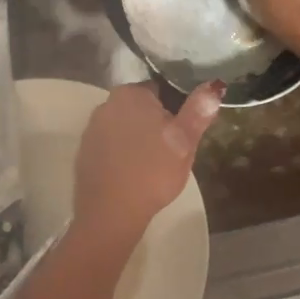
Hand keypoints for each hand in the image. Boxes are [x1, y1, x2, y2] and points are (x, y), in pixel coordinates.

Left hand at [72, 82, 222, 245]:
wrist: (111, 213)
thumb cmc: (153, 172)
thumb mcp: (185, 141)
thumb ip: (198, 110)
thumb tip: (214, 85)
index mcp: (131, 93)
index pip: (161, 90)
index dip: (177, 109)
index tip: (184, 132)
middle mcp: (106, 103)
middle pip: (142, 107)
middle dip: (157, 123)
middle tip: (173, 150)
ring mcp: (92, 129)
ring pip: (126, 126)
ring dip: (140, 138)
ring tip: (155, 164)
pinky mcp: (85, 152)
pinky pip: (112, 145)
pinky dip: (123, 153)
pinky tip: (135, 173)